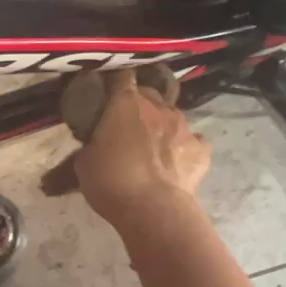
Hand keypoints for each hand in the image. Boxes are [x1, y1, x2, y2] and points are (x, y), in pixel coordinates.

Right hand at [74, 70, 210, 233]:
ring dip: (163, 124)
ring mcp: (184, 126)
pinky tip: (178, 161)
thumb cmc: (112, 181)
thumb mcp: (84, 163)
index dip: (115, 81)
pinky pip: (194, 141)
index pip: (121, 76)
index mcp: (126, 102)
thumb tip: (92, 146)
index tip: (109, 91)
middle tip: (127, 122)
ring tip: (154, 145)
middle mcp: (158, 107)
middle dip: (140, 103)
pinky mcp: (202, 150)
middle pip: (149, 93)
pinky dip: (186, 148)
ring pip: (173, 115)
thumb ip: (90, 145)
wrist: (153, 210)